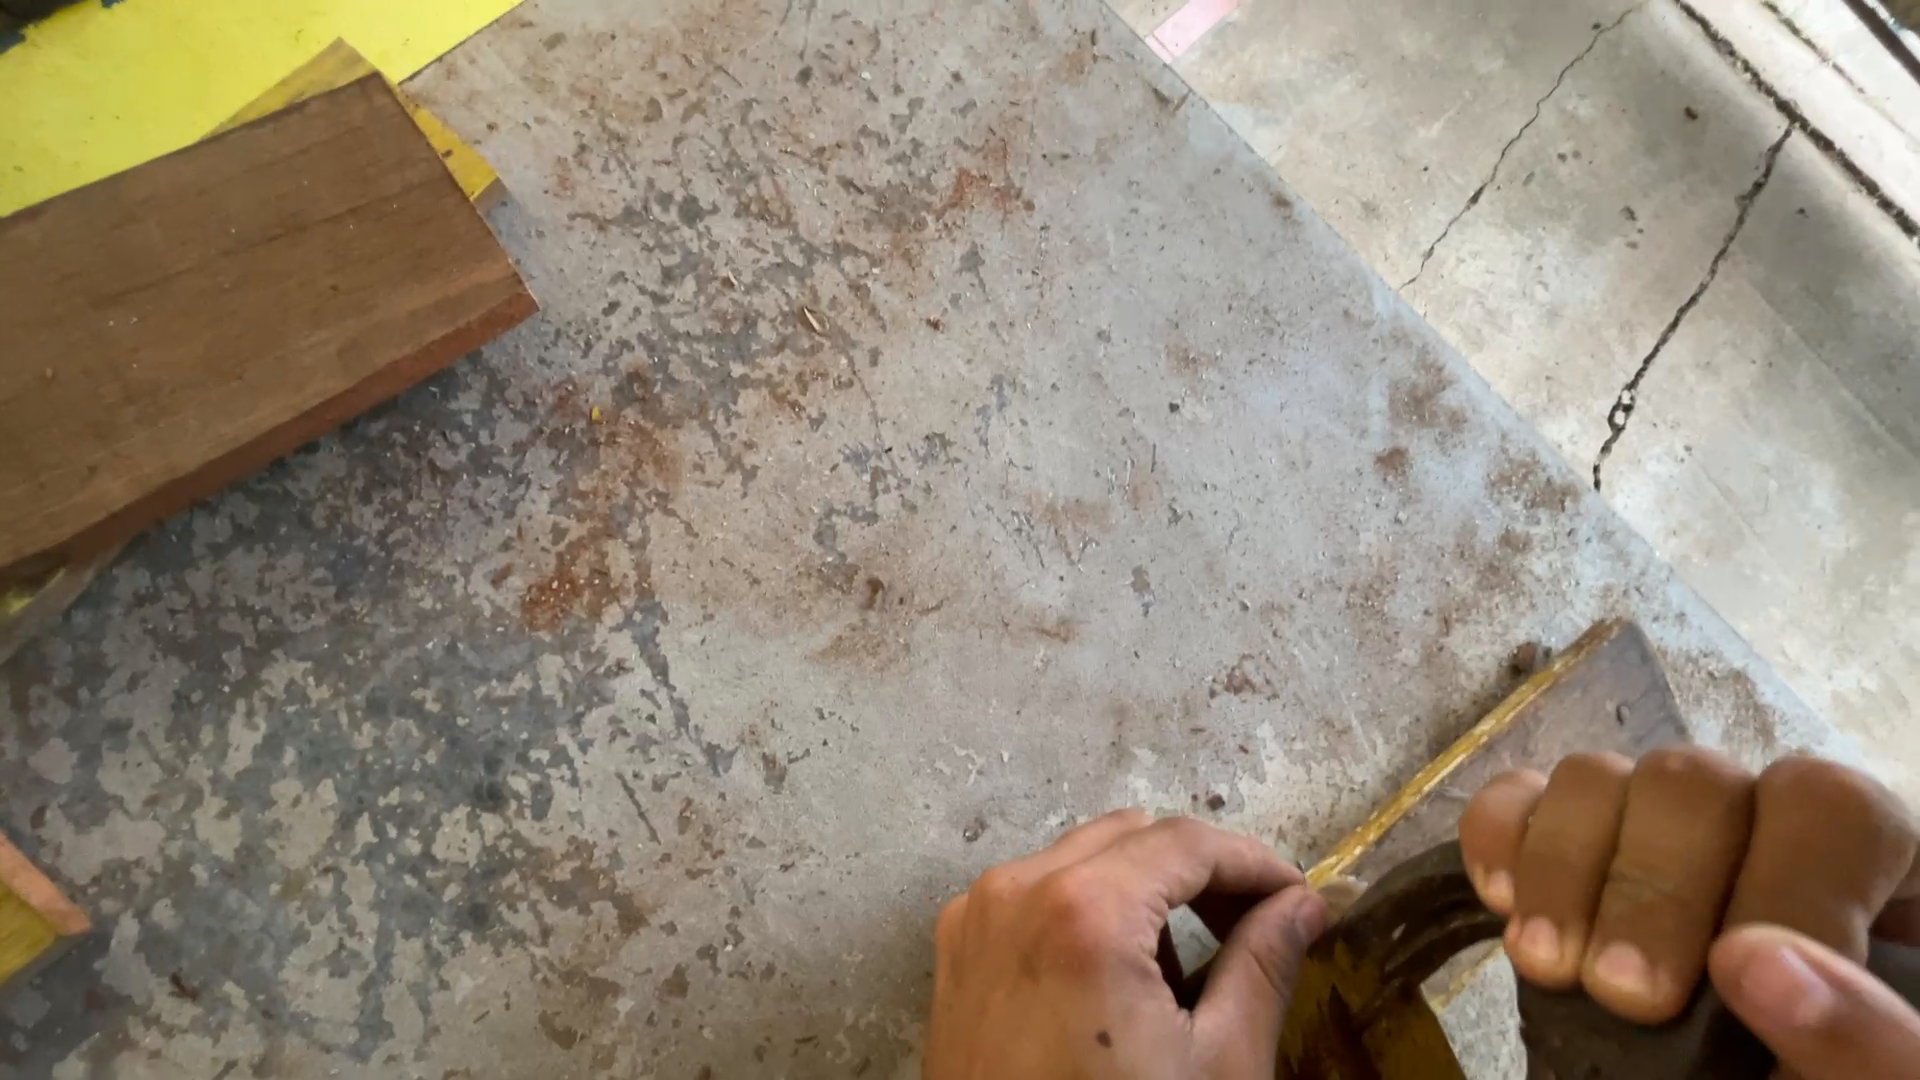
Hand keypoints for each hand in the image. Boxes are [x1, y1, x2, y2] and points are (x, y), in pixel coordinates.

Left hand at [925, 810, 1327, 1079]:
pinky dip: (1085, 906)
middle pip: (1130, 835)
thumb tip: (1301, 903)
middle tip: (1248, 925)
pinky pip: (1035, 889)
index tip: (1296, 893)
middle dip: (1197, 869)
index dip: (1250, 860)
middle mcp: (1019, 886)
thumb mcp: (1218, 1067)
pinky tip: (1110, 978)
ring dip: (1141, 886)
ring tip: (1177, 969)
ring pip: (1080, 854)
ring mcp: (978, 910)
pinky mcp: (957, 940)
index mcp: (1083, 909)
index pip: (1184, 842)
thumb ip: (1262, 966)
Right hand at [1459, 750, 1919, 1064]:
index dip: (1785, 879)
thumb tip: (1754, 964)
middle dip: (1645, 887)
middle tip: (1623, 995)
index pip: (1828, 809)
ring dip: (1559, 869)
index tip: (1739, 981)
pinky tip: (1498, 903)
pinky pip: (1512, 795)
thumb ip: (1877, 1048)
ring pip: (1589, 777)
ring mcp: (1636, 817)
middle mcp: (1745, 818)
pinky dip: (1496, 837)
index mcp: (1869, 871)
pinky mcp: (1552, 830)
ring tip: (1549, 969)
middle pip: (1687, 782)